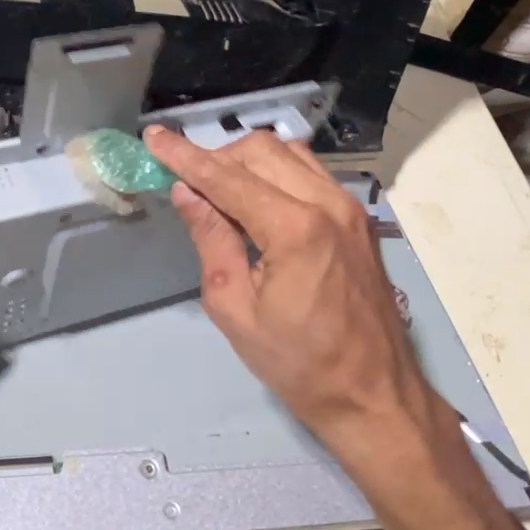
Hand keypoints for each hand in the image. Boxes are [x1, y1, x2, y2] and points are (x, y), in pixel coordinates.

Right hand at [143, 126, 438, 446]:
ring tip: (221, 195)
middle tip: (189, 187)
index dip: (185, 155)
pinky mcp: (359, 218)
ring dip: (248, 162)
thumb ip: (211, 241)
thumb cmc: (299, 363)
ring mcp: (349, 207)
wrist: (374, 392)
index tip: (154, 137)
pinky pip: (311, 173)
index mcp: (295, 229)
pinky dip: (277, 173)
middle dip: (217, 158)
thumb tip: (186, 193)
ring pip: (289, 154)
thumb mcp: (236, 309)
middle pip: (260, 151)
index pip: (226, 177)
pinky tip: (259, 203)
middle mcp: (328, 203)